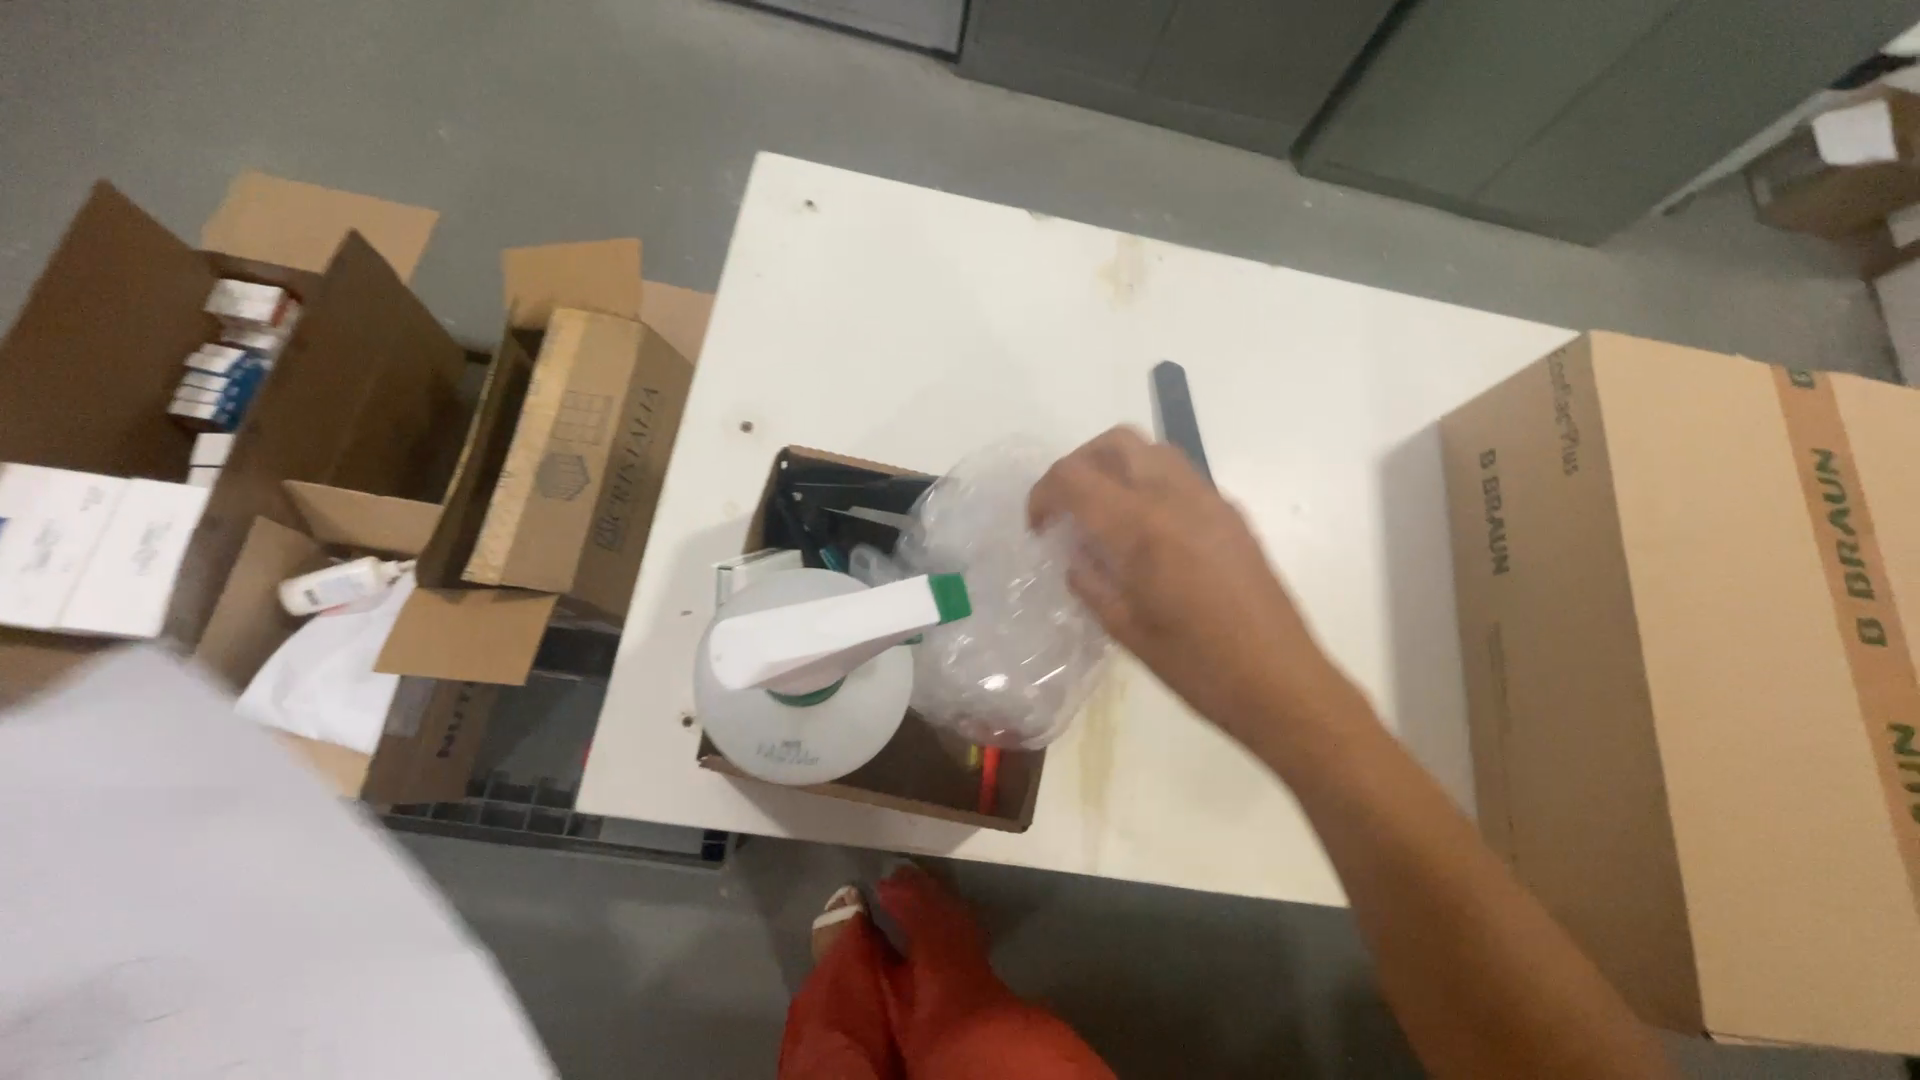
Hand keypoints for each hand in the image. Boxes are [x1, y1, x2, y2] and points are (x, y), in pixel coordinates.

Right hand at [1028, 426, 1361, 753]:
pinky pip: (1181, 475)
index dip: (1043, 494)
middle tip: (1067, 508)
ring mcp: (1211, 500)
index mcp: (1143, 528)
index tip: (1039, 527)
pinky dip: (1149, 484)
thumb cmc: (1197, 667)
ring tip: (1105, 514)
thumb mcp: (1126, 630)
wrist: (1281, 681)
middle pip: (1115, 442)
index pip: (1074, 477)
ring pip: (1152, 450)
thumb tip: (1074, 554)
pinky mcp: (1233, 513)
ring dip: (1117, 467)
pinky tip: (1148, 534)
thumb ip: (1091, 581)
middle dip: (1079, 464)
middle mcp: (1176, 498)